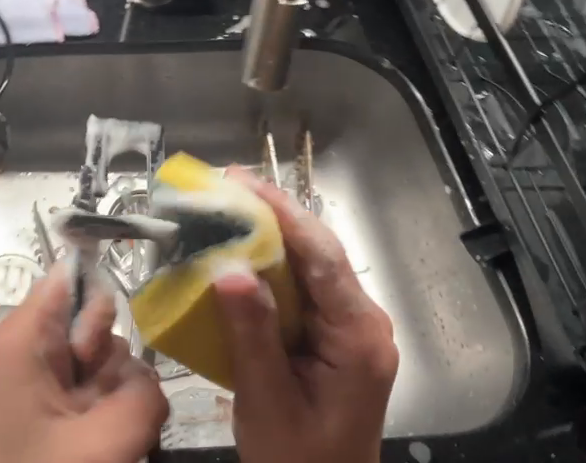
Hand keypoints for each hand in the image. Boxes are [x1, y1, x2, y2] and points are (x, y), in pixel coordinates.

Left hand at [0, 263, 168, 462]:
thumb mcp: (100, 443)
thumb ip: (143, 398)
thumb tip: (150, 383)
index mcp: (26, 334)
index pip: (70, 278)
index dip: (97, 304)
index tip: (97, 353)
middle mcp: (30, 347)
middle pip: (94, 325)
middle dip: (113, 367)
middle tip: (99, 410)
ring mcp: (38, 382)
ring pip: (100, 365)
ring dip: (117, 400)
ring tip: (105, 441)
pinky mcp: (46, 412)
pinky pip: (91, 396)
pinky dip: (107, 419)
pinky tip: (105, 447)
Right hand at [214, 169, 397, 462]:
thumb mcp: (268, 402)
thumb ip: (252, 334)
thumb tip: (229, 268)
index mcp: (359, 336)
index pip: (323, 257)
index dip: (283, 213)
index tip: (243, 183)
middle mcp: (362, 322)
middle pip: (317, 252)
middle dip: (272, 215)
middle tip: (223, 186)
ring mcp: (348, 328)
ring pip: (308, 265)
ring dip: (267, 235)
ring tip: (224, 207)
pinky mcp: (331, 336)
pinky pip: (300, 287)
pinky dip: (268, 265)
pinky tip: (236, 252)